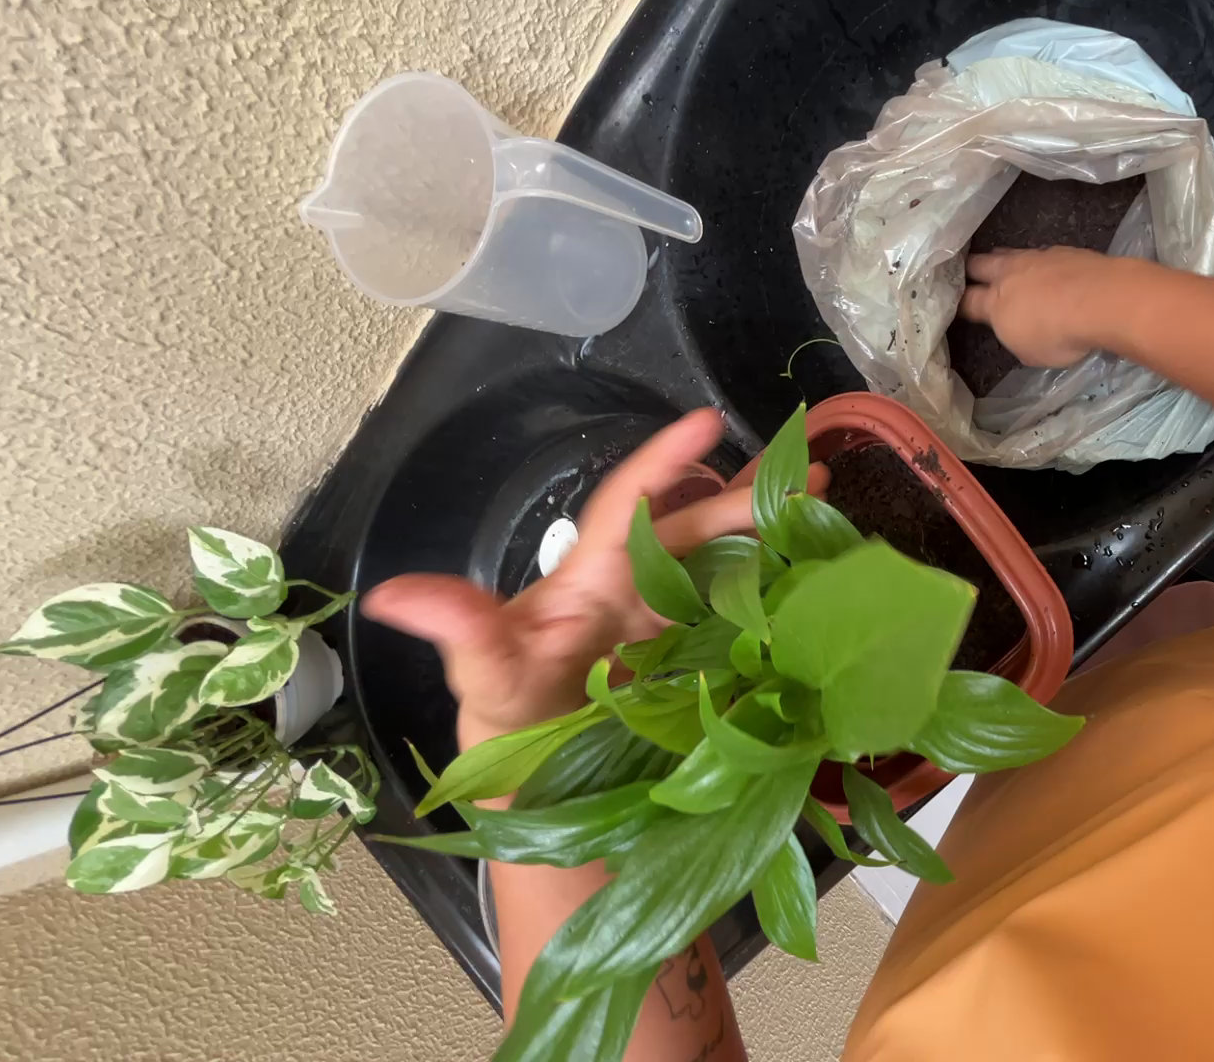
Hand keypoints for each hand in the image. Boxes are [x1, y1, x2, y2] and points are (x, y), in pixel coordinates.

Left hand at [362, 409, 823, 748]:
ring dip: (770, 527)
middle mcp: (639, 587)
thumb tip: (392, 593)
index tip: (705, 422)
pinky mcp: (702, 654)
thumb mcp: (492, 679)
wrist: (553, 792)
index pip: (630, 506)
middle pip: (695, 529)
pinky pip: (743, 609)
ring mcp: (675, 621)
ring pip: (726, 559)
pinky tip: (813, 574)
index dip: (664, 461)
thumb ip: (465, 635)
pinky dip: (777, 584)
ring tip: (820, 499)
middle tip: (805, 474)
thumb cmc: (515, 729)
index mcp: (595, 577)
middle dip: (745, 497)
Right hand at [959, 247, 1148, 366]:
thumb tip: (1018, 329)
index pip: (966, 302)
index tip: (951, 303)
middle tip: (964, 271)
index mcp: (995, 305)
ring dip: (999, 258)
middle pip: (979, 264)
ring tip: (997, 262)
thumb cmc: (1059, 336)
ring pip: (1007, 253)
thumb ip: (1018, 339)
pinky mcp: (1061, 250)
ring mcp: (1035, 258)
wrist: (1101, 300)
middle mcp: (1009, 275)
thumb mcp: (1030, 353)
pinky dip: (1034, 261)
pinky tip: (1042, 268)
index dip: (957, 303)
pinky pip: (1038, 253)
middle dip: (969, 269)